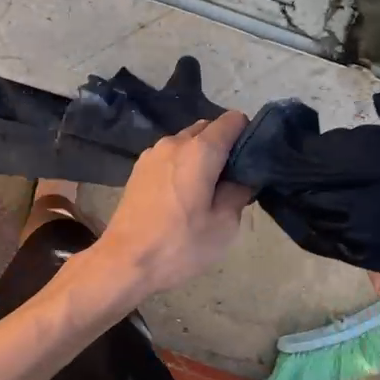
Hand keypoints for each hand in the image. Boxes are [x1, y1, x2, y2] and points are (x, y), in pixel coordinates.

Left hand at [89, 112, 253, 295]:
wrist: (126, 258)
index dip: (247, 133)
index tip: (254, 158)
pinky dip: (182, 164)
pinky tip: (183, 193)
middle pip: (207, 129)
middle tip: (234, 179)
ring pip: (187, 142)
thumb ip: (239, 192)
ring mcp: (153, 152)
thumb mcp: (224, 225)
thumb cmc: (180, 243)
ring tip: (208, 189)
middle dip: (224, 145)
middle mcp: (174, 141)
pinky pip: (170, 154)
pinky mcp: (139, 166)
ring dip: (201, 156)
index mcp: (199, 151)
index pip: (232, 121)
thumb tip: (244, 176)